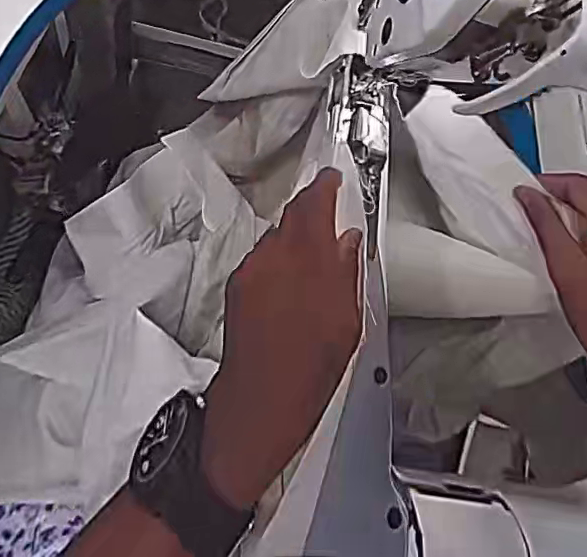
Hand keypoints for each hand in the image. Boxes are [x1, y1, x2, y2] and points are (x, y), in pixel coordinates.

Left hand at [202, 168, 363, 509]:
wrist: (258, 407)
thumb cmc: (309, 370)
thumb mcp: (347, 321)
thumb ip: (347, 270)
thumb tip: (349, 241)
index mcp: (308, 259)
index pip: (314, 203)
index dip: (325, 186)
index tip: (333, 179)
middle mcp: (275, 257)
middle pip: (293, 214)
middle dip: (311, 207)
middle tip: (329, 211)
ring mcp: (252, 270)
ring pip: (277, 235)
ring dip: (295, 235)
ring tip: (314, 258)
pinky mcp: (237, 286)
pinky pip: (263, 257)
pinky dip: (279, 257)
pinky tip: (292, 282)